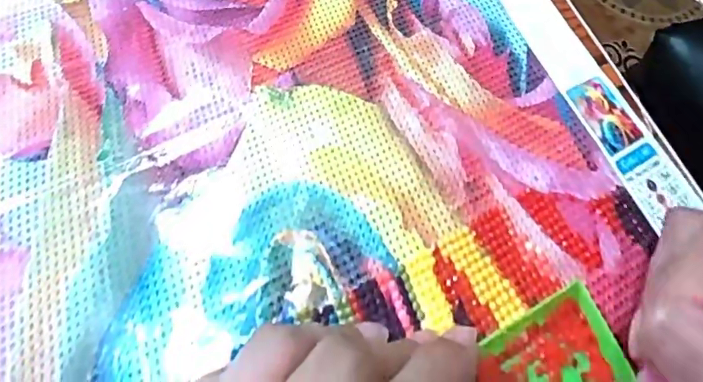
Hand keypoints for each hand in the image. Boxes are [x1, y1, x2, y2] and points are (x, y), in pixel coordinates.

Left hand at [201, 322, 479, 381]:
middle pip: (346, 361)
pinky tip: (302, 354)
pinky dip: (276, 352)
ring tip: (369, 344)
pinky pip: (230, 358)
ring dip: (335, 337)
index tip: (471, 344)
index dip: (444, 365)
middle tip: (423, 348)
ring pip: (283, 342)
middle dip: (395, 350)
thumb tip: (442, 359)